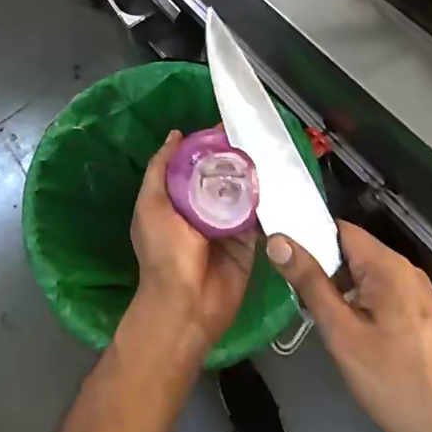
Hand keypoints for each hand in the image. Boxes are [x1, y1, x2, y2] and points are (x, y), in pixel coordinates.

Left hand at [129, 131, 256, 355]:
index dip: (207, 145)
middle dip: (235, 157)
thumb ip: (160, 170)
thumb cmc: (163, 253)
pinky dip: (267, 200)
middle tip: (257, 133)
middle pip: (221, 175)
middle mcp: (202, 208)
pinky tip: (280, 180)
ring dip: (253, 175)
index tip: (226, 125)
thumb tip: (175, 136)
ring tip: (272, 151)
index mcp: (176, 198)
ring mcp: (226, 224)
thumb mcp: (151, 205)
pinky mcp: (248, 241)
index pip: (194, 164)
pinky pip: (259, 216)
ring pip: (242, 192)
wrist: (186, 306)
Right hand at [267, 222, 431, 431]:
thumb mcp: (343, 334)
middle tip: (283, 283)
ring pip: (364, 275)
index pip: (339, 228)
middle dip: (318, 263)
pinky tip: (340, 326)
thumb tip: (277, 240)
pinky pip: (380, 294)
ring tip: (304, 305)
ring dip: (336, 286)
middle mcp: (406, 271)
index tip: (275, 248)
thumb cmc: (396, 383)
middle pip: (352, 251)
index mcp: (389, 266)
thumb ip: (310, 283)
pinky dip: (356, 302)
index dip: (306, 233)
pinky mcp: (420, 318)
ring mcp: (417, 295)